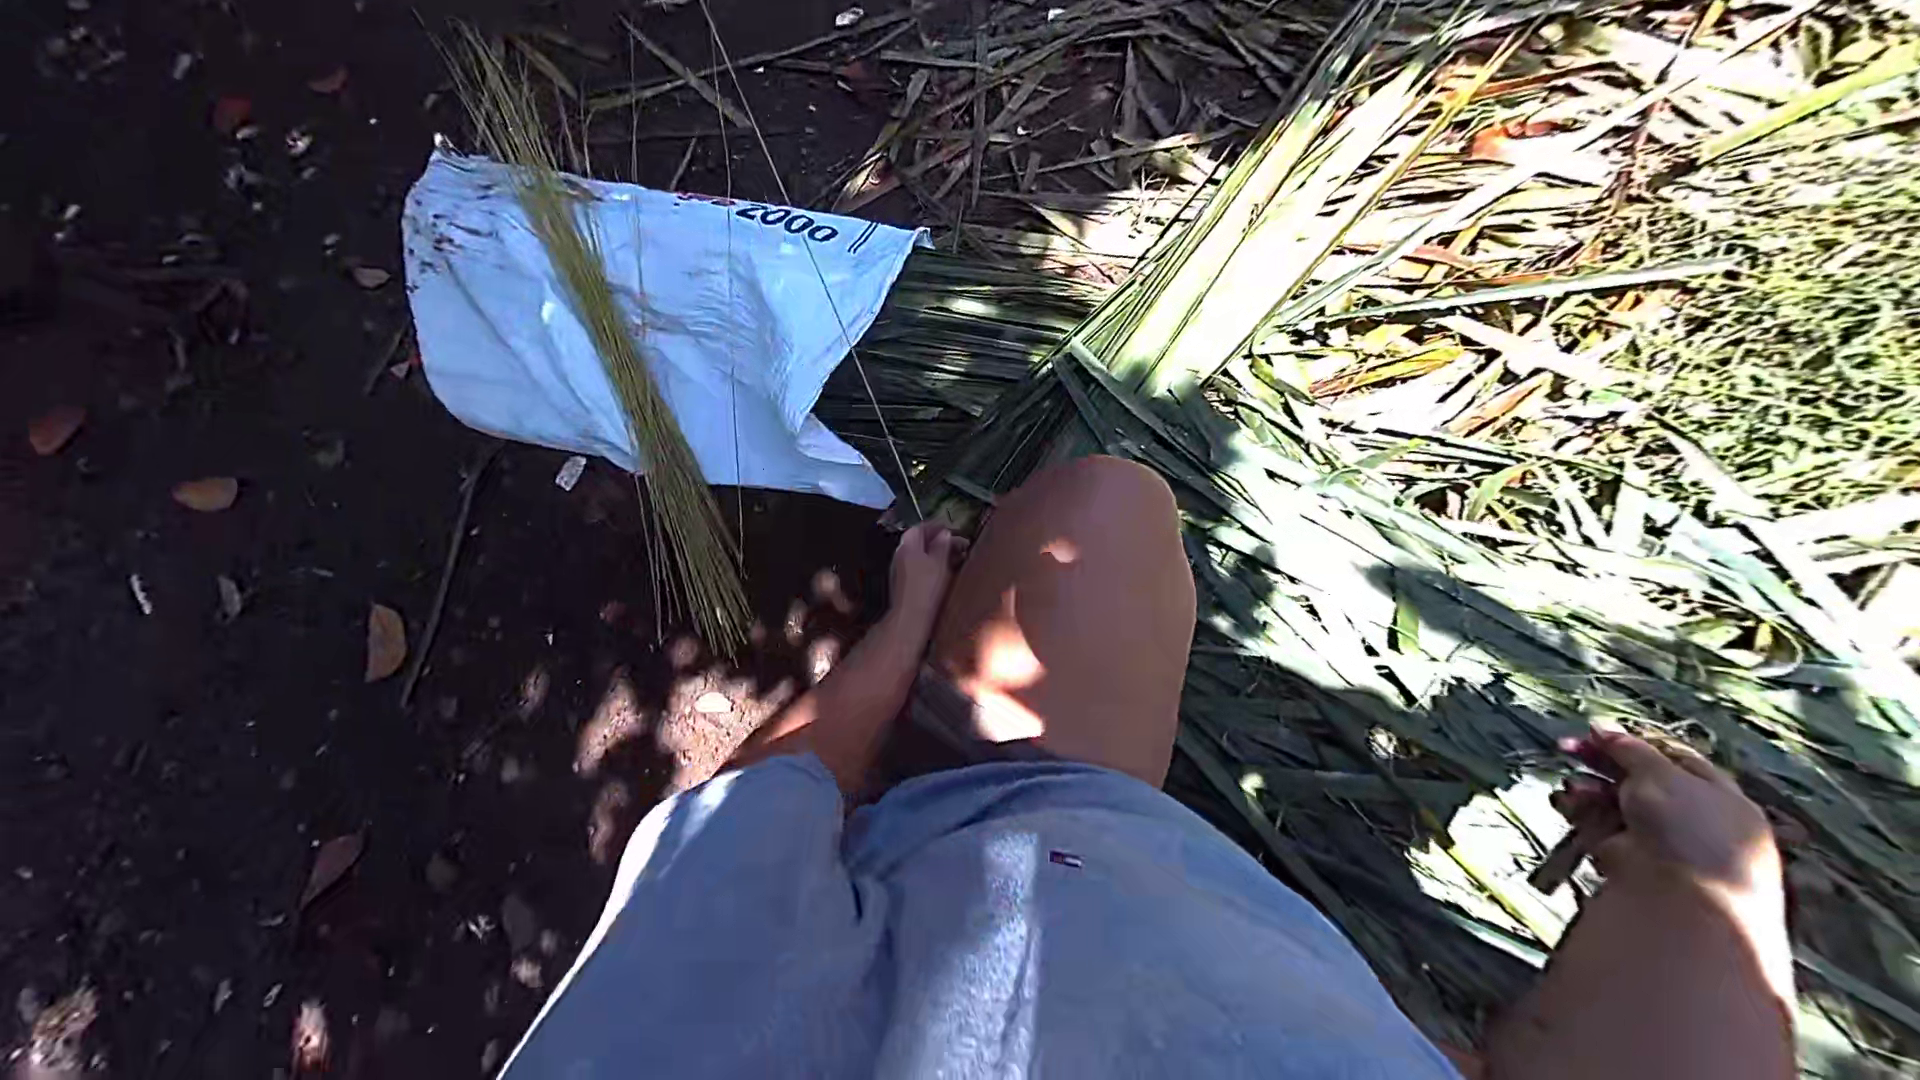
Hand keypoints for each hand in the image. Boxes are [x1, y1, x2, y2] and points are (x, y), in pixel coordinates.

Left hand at [888, 522, 967, 629]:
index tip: (955, 530)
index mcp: (908, 543)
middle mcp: (901, 553)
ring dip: (939, 555)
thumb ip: (942, 544)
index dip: (939, 527)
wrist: (911, 617)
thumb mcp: (940, 561)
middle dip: (941, 542)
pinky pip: (920, 568)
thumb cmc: (927, 586)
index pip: (922, 527)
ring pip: (922, 555)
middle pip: (922, 541)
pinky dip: (934, 566)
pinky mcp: (904, 583)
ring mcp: (900, 569)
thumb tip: (945, 533)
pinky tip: (947, 574)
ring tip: (958, 559)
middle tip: (961, 546)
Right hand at [1557, 728, 1779, 903]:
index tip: (1595, 732)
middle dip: (1599, 760)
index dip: (1633, 742)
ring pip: (1608, 796)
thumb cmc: (1688, 826)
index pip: (1670, 757)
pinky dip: (1578, 808)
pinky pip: (1593, 819)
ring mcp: (1653, 833)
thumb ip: (1631, 749)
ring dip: (1586, 786)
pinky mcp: (1621, 848)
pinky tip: (1569, 804)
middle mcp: (1686, 812)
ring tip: (1575, 788)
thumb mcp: (1663, 775)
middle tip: (1566, 747)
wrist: (1680, 892)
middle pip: (1634, 775)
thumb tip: (1602, 726)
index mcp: (1715, 794)